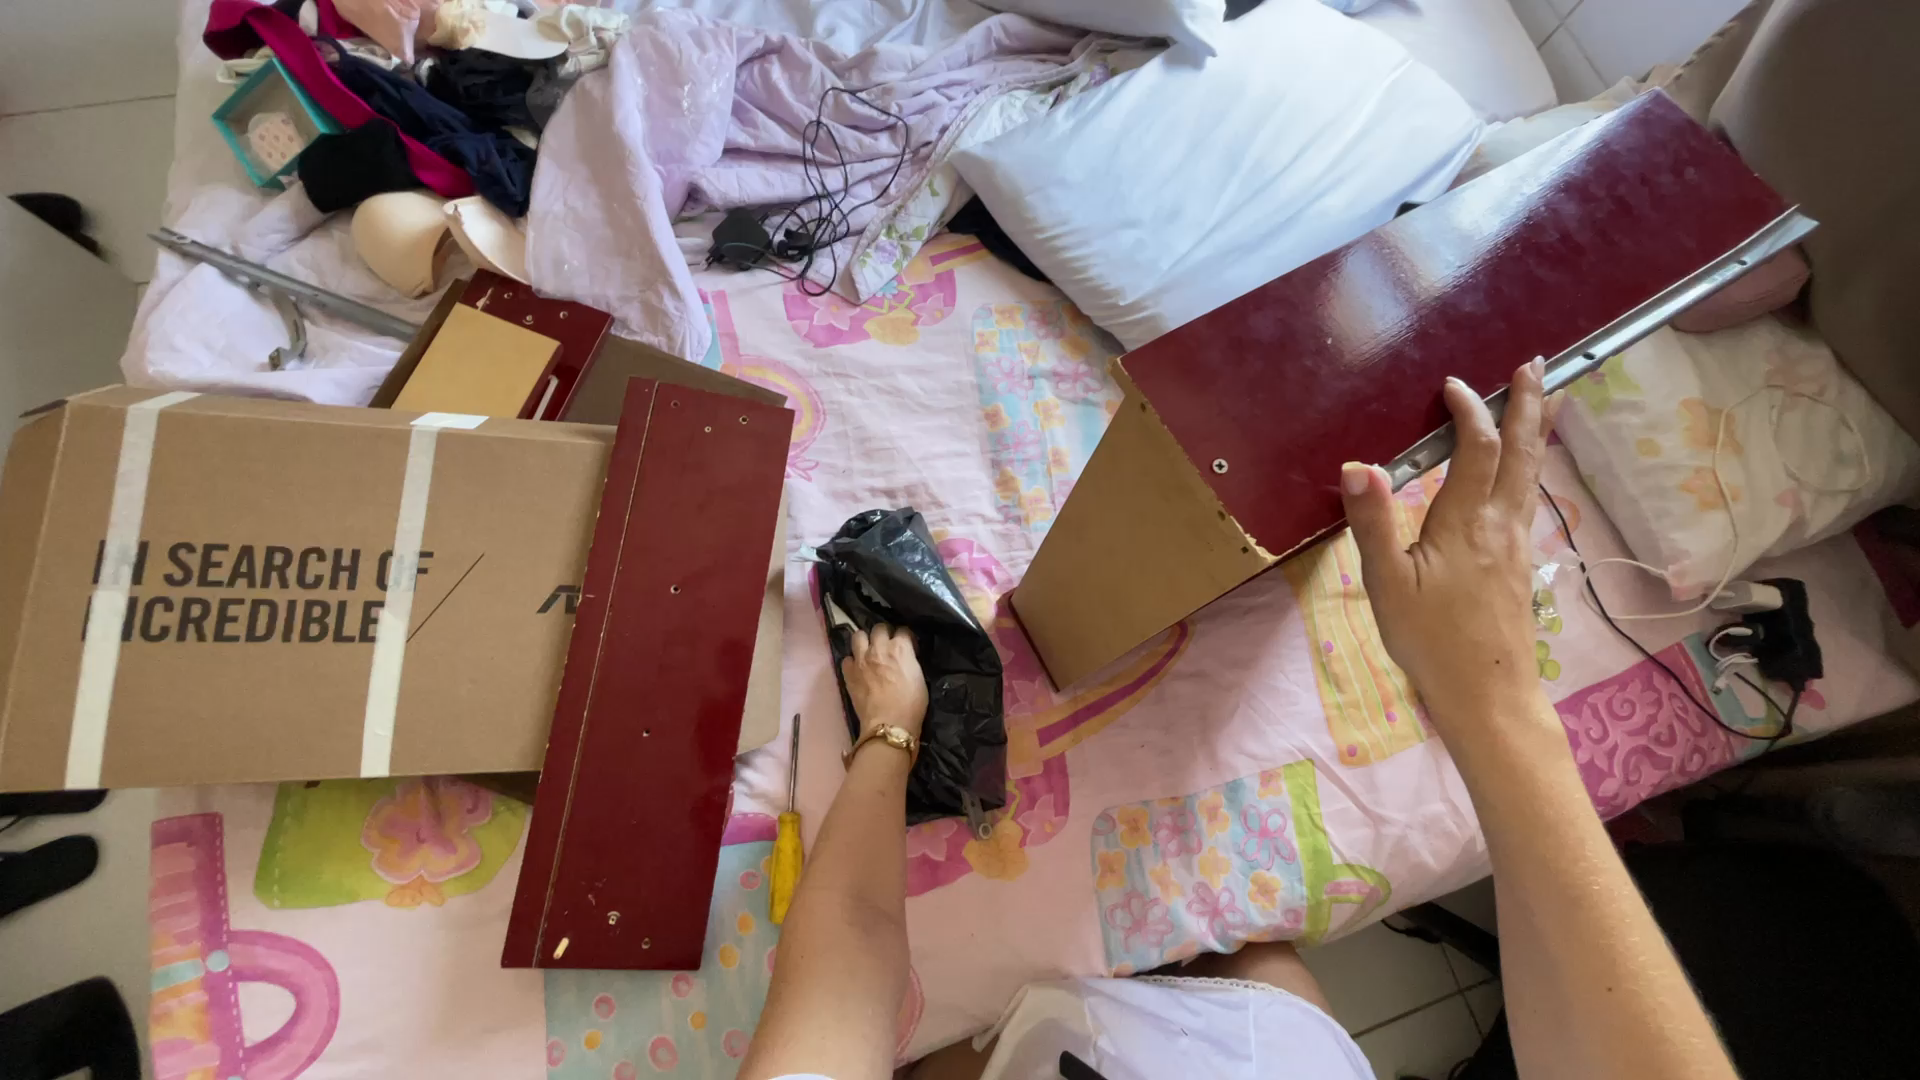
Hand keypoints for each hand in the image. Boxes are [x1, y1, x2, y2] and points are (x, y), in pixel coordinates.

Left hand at [841, 623, 927, 737]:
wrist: (889, 723)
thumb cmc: (911, 704)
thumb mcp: (919, 676)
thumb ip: (909, 660)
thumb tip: (905, 657)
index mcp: (900, 648)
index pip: (903, 630)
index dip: (905, 638)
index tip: (907, 646)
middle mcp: (879, 647)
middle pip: (879, 628)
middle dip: (884, 634)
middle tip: (886, 645)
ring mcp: (861, 658)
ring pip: (858, 635)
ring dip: (864, 641)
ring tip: (868, 650)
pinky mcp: (848, 672)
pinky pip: (847, 658)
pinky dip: (852, 661)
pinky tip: (857, 668)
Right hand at [1340, 359, 1558, 729]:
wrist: (1486, 691)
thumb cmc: (1429, 638)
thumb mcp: (1386, 582)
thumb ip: (1373, 522)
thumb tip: (1358, 467)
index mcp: (1466, 523)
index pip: (1476, 451)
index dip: (1468, 412)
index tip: (1453, 385)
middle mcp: (1502, 524)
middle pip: (1524, 453)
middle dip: (1528, 406)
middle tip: (1535, 366)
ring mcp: (1517, 544)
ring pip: (1533, 475)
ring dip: (1537, 432)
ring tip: (1542, 403)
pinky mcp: (1519, 563)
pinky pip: (1528, 497)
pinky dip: (1528, 467)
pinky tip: (1520, 475)